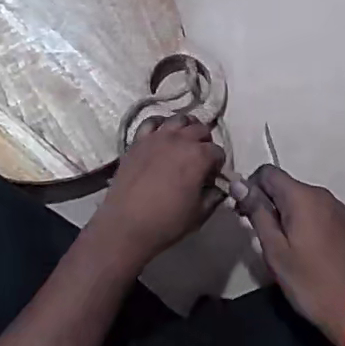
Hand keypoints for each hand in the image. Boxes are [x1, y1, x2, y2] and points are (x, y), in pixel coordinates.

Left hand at [89, 116, 225, 265]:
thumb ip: (214, 196)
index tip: (212, 177)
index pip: (218, 151)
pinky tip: (161, 135)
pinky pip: (151, 122)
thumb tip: (218, 187)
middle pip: (201, 129)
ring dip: (186, 128)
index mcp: (199, 156)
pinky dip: (160, 125)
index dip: (218, 164)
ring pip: (179, 119)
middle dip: (205, 143)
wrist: (125, 226)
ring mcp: (157, 137)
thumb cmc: (166, 222)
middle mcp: (180, 139)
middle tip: (201, 160)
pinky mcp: (138, 141)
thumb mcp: (200, 214)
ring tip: (184, 144)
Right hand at [237, 165, 344, 340]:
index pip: (268, 172)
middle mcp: (323, 194)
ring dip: (286, 213)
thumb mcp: (275, 251)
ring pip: (302, 199)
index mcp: (303, 197)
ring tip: (283, 247)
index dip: (250, 187)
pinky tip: (306, 250)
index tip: (244, 214)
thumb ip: (257, 213)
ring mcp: (339, 208)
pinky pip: (318, 211)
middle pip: (286, 185)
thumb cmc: (310, 283)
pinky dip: (305, 221)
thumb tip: (239, 184)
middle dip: (268, 203)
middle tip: (260, 236)